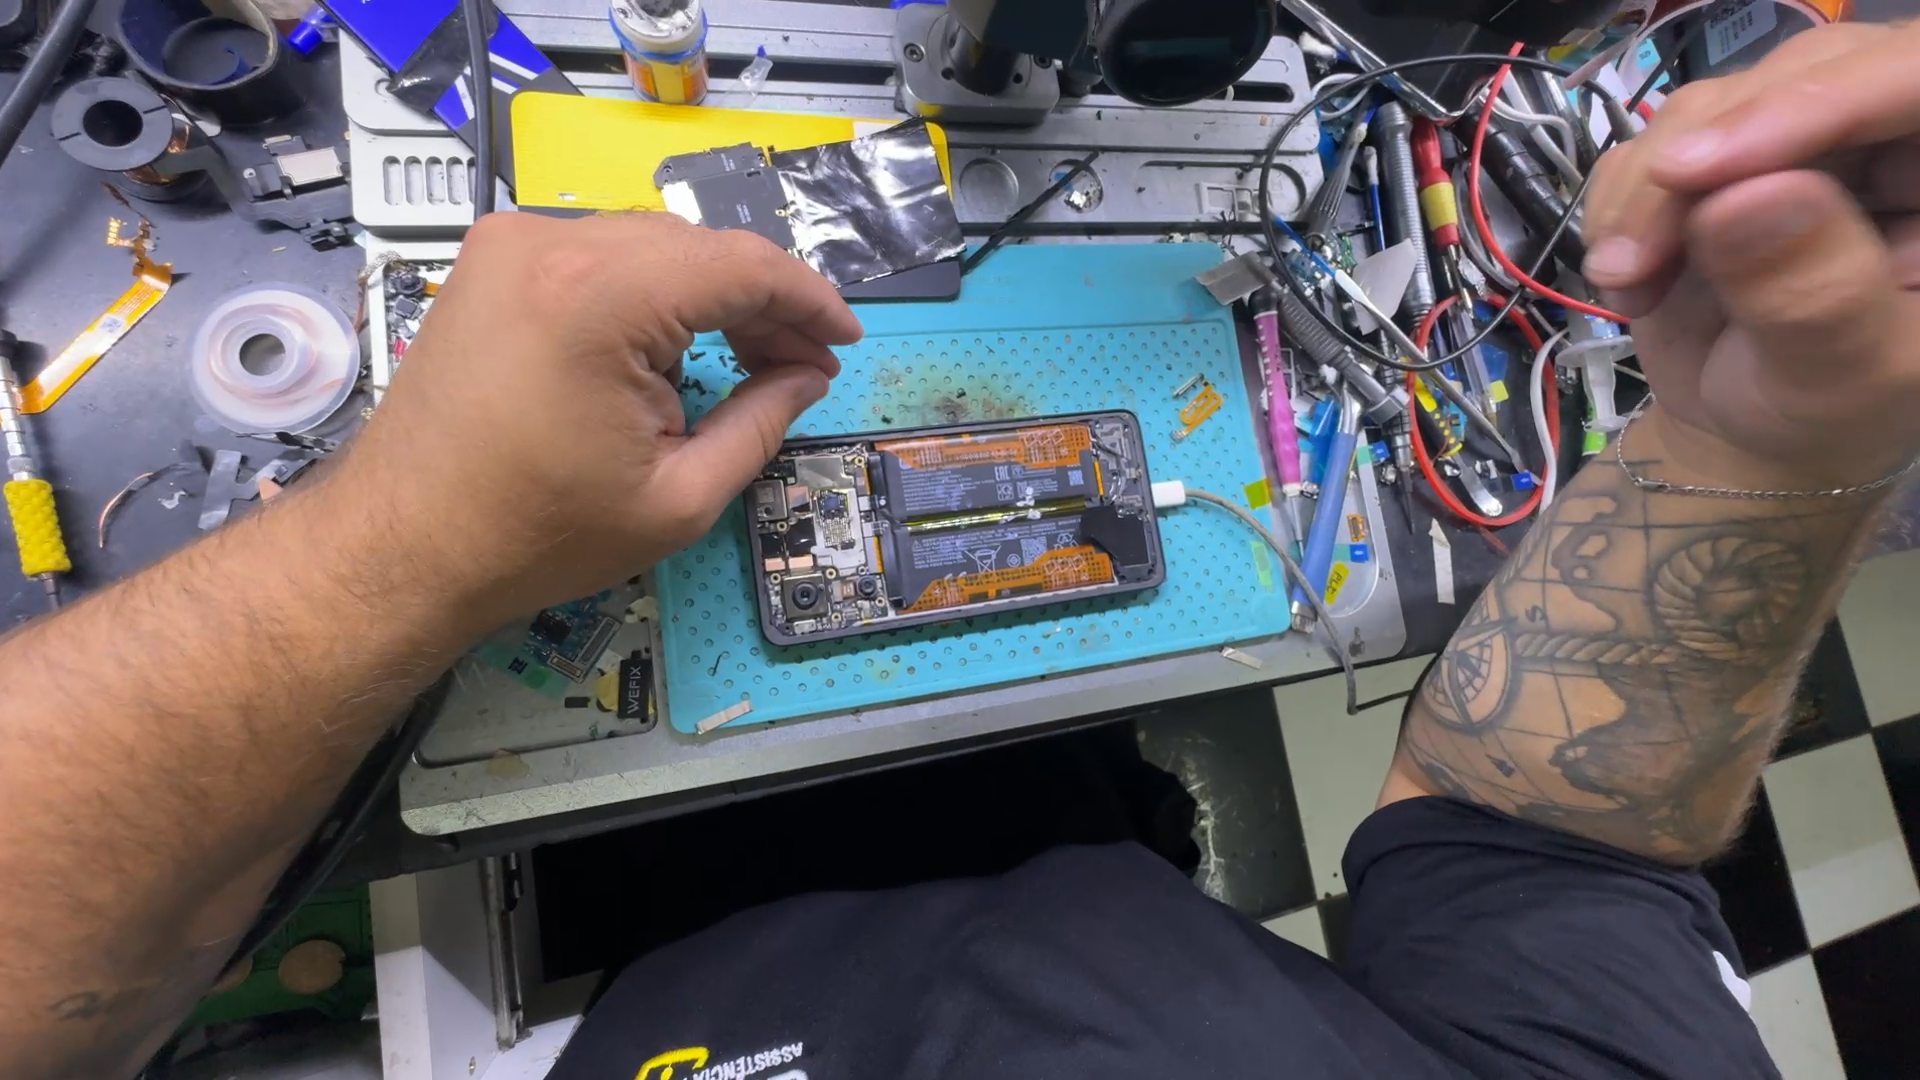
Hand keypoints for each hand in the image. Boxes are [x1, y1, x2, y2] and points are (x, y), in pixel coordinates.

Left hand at [332, 212, 862, 622]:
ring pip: (660, 249)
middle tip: (804, 367)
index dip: (810, 299)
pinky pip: (612, 258)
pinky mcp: (499, 263)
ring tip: (754, 362)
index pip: (741, 265)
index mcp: (599, 299)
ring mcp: (514, 245)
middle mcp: (551, 244)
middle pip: (703, 250)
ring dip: (719, 299)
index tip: (844, 339)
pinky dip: (665, 296)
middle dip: (768, 306)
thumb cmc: (546, 534)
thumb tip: (808, 375)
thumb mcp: (684, 497)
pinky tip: (685, 346)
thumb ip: (762, 421)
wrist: (410, 545)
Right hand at [1582, 22, 1919, 486]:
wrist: (1755, 428)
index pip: (1917, 77)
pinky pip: (1643, 151)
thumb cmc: (1823, 411)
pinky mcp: (1712, 173)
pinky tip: (1624, 271)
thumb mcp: (1837, 370)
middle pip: (1790, 81)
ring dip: (1634, 200)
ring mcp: (1795, 147)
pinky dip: (1611, 211)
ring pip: (1701, 112)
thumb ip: (1810, 292)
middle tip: (1628, 265)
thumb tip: (1741, 198)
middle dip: (1683, 173)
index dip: (1810, 104)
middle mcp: (1892, 134)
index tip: (1689, 172)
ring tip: (1625, 282)